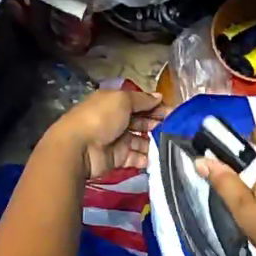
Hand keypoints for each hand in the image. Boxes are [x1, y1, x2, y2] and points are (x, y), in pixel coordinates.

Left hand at [47, 86, 170, 178]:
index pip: (140, 103)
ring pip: (141, 141)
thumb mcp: (122, 100)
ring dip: (155, 142)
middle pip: (142, 122)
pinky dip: (147, 158)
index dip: (156, 106)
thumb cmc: (101, 118)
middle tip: (176, 129)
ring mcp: (118, 140)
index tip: (174, 112)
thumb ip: (142, 100)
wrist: (79, 148)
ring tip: (171, 144)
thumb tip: (159, 97)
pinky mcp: (118, 159)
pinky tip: (160, 158)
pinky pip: (136, 158)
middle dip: (158, 124)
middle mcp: (117, 120)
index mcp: (115, 103)